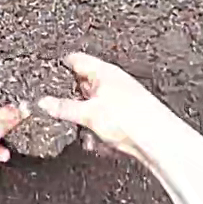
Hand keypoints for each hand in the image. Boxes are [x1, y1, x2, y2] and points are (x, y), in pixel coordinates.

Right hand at [36, 53, 181, 162]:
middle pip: (82, 86)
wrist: (158, 141)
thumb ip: (63, 107)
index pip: (76, 60)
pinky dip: (97, 133)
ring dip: (85, 122)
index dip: (60, 66)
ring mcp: (118, 100)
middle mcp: (112, 82)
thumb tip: (43, 102)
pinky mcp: (124, 118)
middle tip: (62, 112)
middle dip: (72, 102)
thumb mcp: (88, 113)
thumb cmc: (131, 118)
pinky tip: (99, 143)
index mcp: (104, 72)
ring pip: (91, 108)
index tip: (47, 73)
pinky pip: (102, 123)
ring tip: (87, 134)